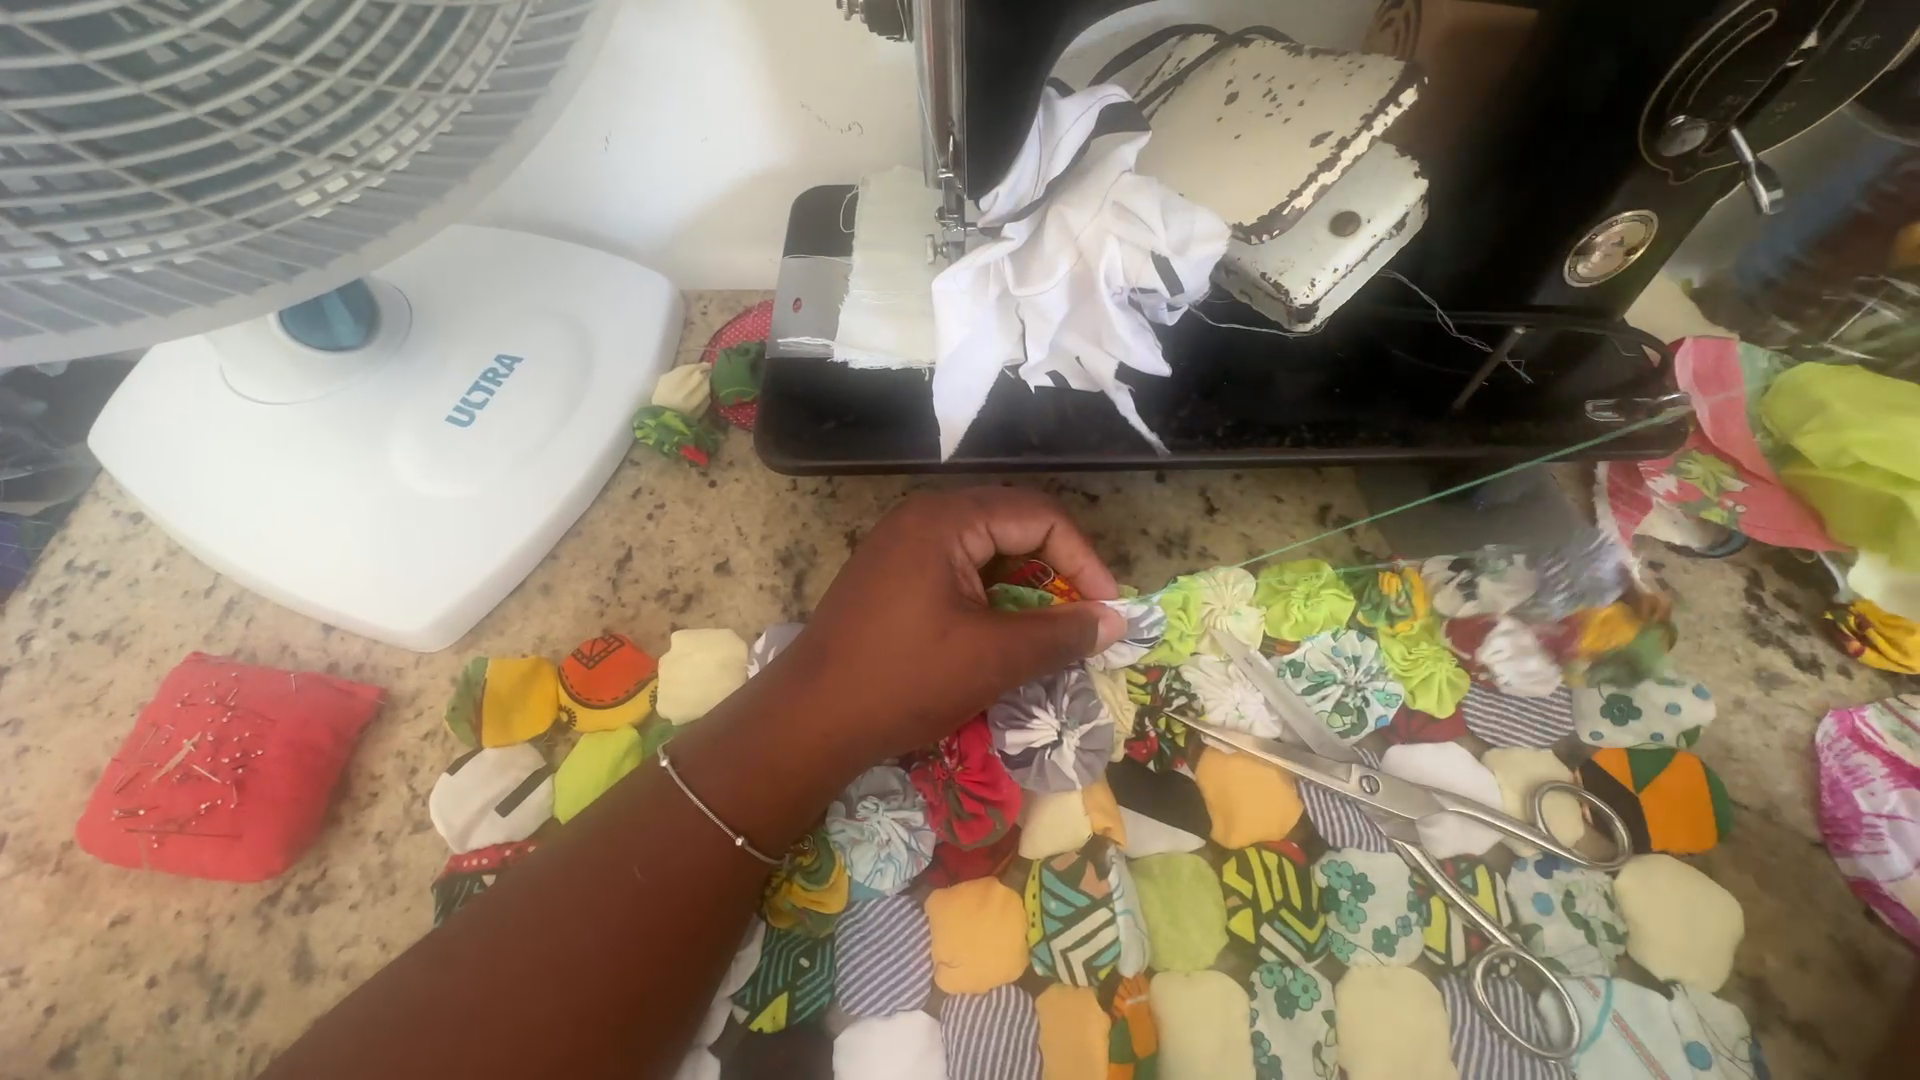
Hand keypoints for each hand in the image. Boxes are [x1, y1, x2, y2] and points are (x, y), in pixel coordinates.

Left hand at [773, 487, 1126, 761]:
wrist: (807, 723)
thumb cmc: (902, 681)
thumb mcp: (992, 659)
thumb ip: (1061, 634)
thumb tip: (1116, 621)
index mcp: (946, 520)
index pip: (1039, 516)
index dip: (1084, 560)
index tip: (1107, 611)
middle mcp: (922, 518)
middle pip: (1012, 525)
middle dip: (1057, 570)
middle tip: (1083, 618)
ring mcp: (901, 546)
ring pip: (985, 551)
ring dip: (1025, 586)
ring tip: (1049, 630)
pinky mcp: (891, 577)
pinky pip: (957, 571)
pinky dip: (991, 597)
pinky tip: (1001, 633)